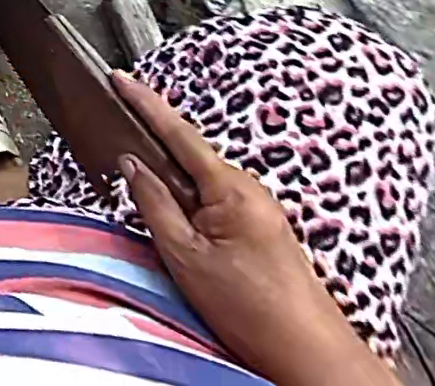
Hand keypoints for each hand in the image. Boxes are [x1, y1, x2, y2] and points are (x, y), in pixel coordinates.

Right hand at [113, 72, 399, 385]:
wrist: (315, 365)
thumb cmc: (255, 315)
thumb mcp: (184, 255)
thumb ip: (152, 201)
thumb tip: (130, 163)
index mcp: (231, 190)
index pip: (176, 131)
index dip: (143, 101)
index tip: (119, 78)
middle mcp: (248, 190)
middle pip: (185, 150)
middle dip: (151, 139)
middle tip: (119, 125)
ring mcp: (257, 208)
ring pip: (196, 176)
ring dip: (168, 174)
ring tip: (140, 185)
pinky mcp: (258, 227)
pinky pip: (210, 195)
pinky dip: (185, 193)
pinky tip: (172, 211)